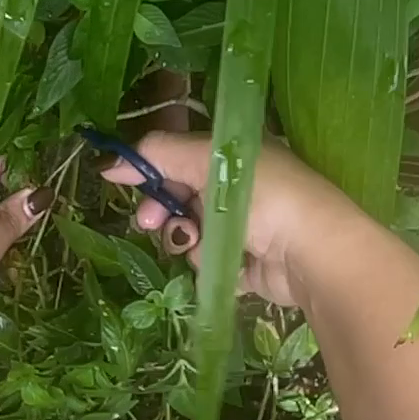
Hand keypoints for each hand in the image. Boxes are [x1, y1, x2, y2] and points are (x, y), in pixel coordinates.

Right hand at [97, 132, 392, 308]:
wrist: (308, 252)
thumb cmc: (266, 197)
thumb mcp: (210, 162)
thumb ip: (160, 155)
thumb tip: (110, 162)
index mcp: (228, 156)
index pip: (174, 158)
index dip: (147, 170)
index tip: (119, 183)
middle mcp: (231, 188)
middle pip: (175, 199)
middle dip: (160, 211)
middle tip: (152, 224)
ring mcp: (235, 228)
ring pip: (187, 235)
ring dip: (185, 240)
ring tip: (195, 243)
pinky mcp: (238, 262)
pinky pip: (205, 262)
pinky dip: (207, 264)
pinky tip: (222, 264)